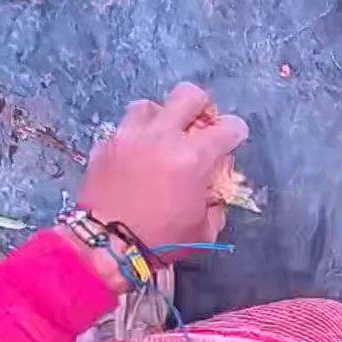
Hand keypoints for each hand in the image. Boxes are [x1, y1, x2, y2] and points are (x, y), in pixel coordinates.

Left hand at [72, 82, 248, 289]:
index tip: (234, 139)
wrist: (107, 245)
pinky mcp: (105, 145)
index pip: (227, 128)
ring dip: (162, 118)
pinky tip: (137, 156)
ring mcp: (130, 136)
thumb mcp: (204, 231)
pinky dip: (135, 137)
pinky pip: (124, 128)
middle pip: (189, 95)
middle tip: (201, 125)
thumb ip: (215, 205)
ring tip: (163, 137)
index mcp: (193, 158)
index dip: (235, 133)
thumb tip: (214, 192)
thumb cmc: (161, 241)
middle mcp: (163, 137)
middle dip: (202, 106)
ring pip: (151, 105)